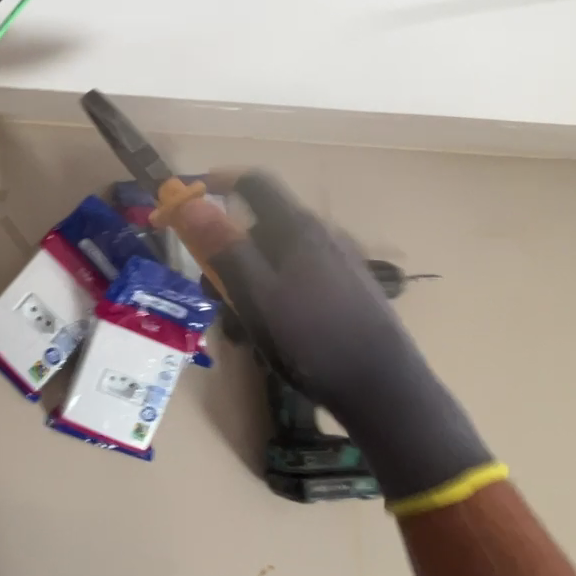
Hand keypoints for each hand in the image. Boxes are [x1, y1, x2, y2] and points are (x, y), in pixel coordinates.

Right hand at [215, 173, 495, 504]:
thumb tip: (190, 202)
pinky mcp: (350, 289)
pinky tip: (275, 327)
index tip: (188, 199)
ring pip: (279, 252)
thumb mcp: (255, 295)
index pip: (254, 182)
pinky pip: (299, 273)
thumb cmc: (313, 341)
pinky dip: (274, 287)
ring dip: (249, 272)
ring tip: (241, 318)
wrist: (387, 393)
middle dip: (228, 245)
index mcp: (298, 229)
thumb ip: (222, 246)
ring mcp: (340, 262)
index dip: (218, 182)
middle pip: (262, 221)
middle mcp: (322, 235)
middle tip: (210, 284)